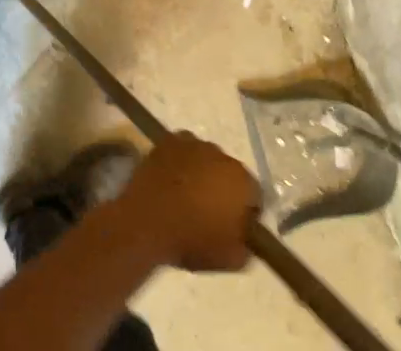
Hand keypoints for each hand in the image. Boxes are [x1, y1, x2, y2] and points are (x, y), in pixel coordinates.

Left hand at [119, 131, 259, 271]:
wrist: (145, 222)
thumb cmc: (192, 240)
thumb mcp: (233, 259)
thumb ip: (247, 244)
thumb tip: (244, 235)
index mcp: (242, 181)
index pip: (255, 195)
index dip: (246, 212)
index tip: (235, 226)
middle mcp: (220, 155)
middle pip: (229, 173)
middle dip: (224, 188)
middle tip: (210, 209)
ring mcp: (191, 144)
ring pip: (205, 159)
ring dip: (202, 172)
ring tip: (187, 193)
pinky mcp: (165, 142)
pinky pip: (181, 150)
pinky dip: (180, 161)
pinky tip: (172, 178)